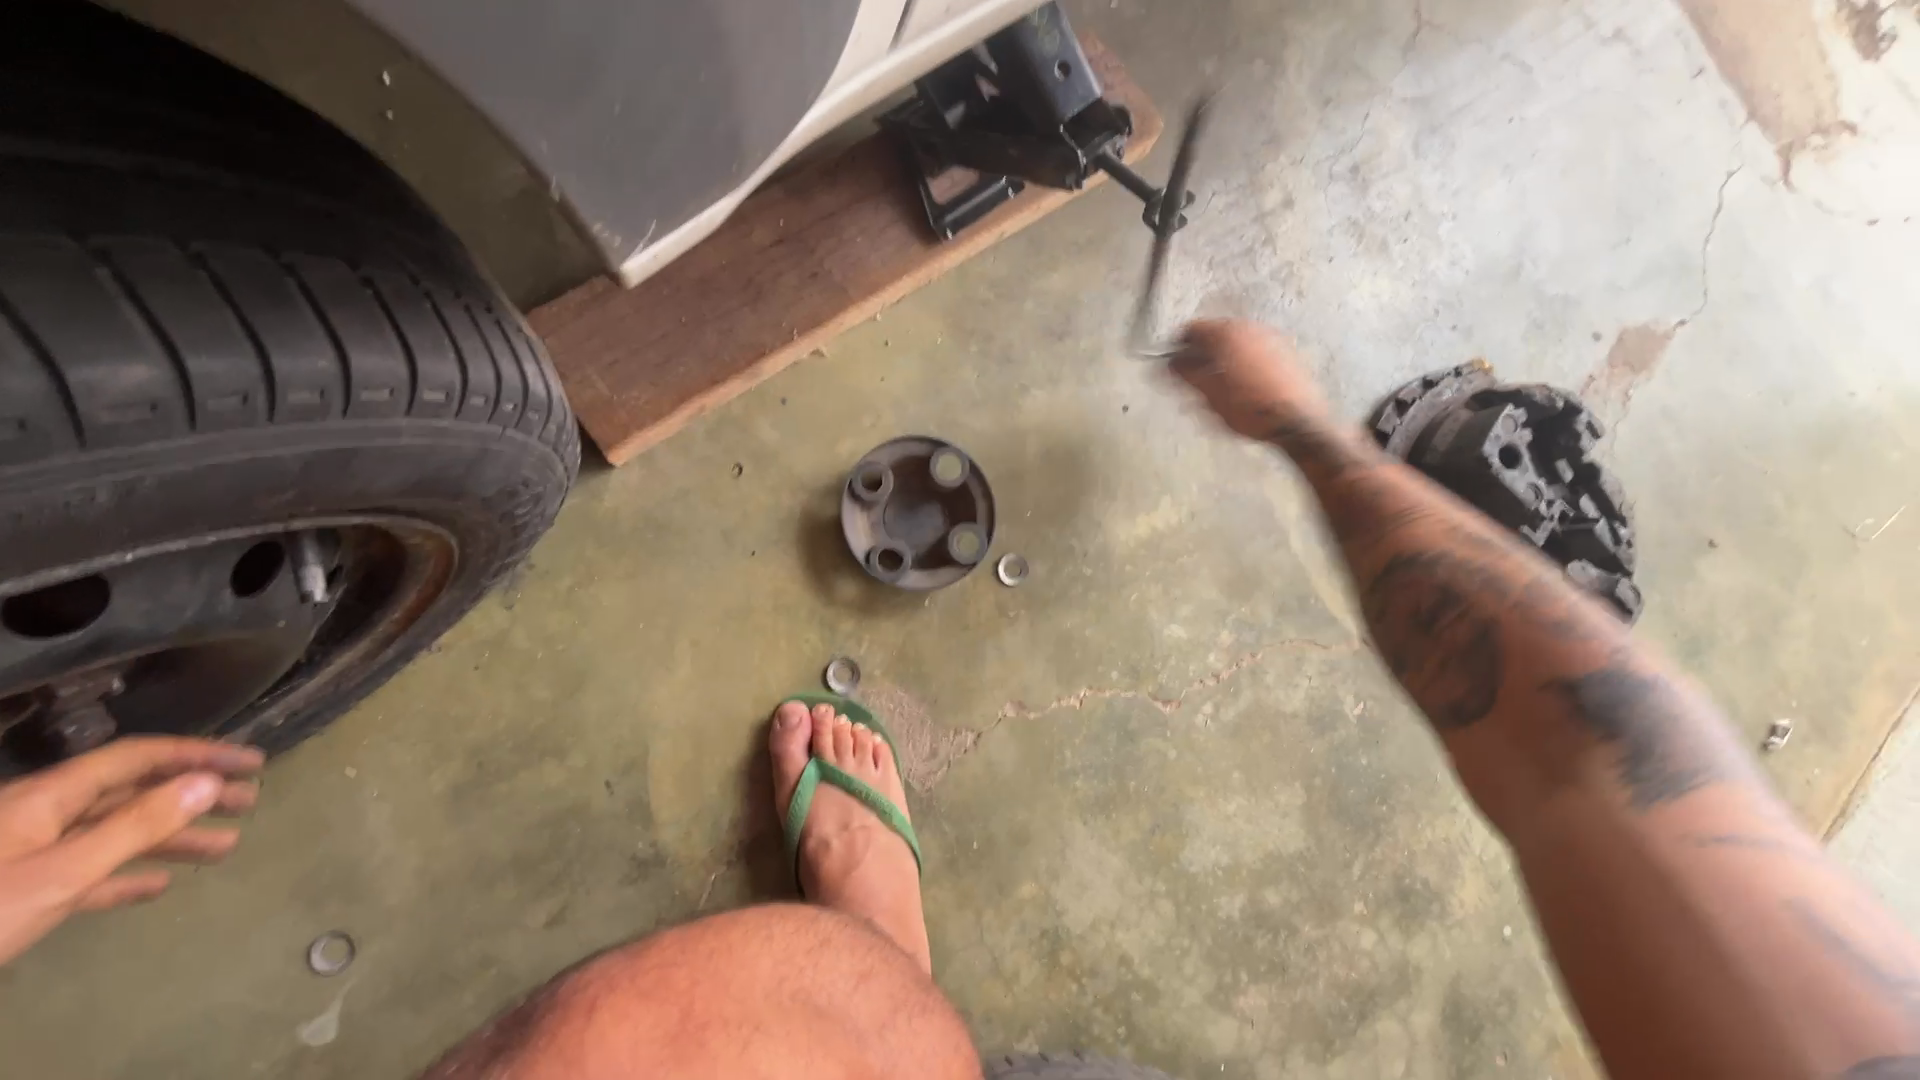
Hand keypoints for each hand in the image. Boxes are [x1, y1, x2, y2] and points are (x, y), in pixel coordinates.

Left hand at [0, 736, 262, 963]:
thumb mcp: (59, 872)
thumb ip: (136, 825)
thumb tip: (206, 782)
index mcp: (47, 799)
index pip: (138, 758)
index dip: (198, 754)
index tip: (252, 761)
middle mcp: (39, 817)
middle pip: (131, 793)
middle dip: (194, 795)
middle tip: (251, 802)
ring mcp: (25, 857)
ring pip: (113, 834)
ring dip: (172, 838)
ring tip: (226, 848)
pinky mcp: (16, 895)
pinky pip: (83, 873)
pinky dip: (125, 875)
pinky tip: (157, 886)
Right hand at [1169, 319, 1332, 439]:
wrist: (1299, 421)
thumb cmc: (1250, 410)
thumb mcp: (1209, 396)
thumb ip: (1186, 374)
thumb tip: (1170, 363)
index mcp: (1227, 334)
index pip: (1191, 330)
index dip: (1178, 347)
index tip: (1173, 366)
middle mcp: (1250, 328)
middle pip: (1215, 333)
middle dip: (1201, 353)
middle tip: (1193, 380)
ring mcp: (1271, 337)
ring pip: (1235, 342)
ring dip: (1222, 358)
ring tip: (1218, 386)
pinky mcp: (1285, 351)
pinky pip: (1254, 350)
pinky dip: (1242, 361)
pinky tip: (1242, 385)